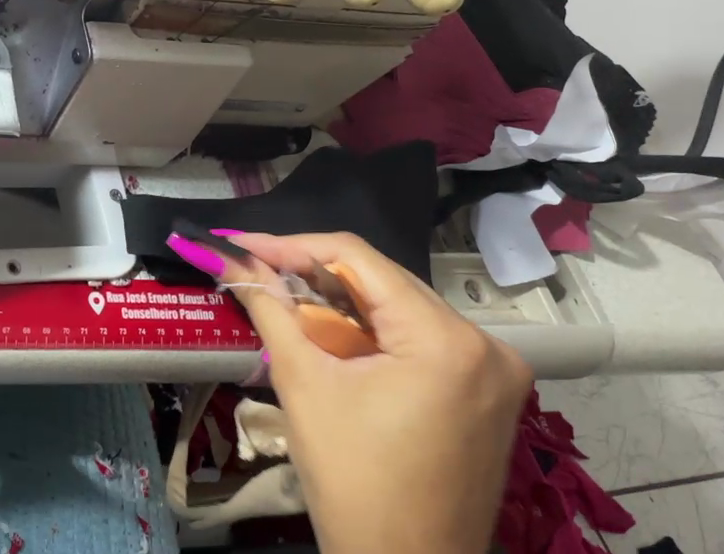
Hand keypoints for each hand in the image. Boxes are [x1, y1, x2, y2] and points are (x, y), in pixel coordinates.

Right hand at [172, 230, 532, 553]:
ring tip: (280, 300)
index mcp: (446, 339)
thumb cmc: (351, 477)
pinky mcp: (488, 394)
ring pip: (397, 307)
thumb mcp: (301, 380)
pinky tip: (328, 337)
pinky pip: (418, 338)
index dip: (289, 246)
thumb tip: (228, 255)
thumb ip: (268, 304)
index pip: (356, 258)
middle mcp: (485, 344)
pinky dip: (369, 332)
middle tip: (252, 271)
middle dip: (310, 273)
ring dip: (337, 302)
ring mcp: (495, 371)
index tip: (238, 246)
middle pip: (380, 281)